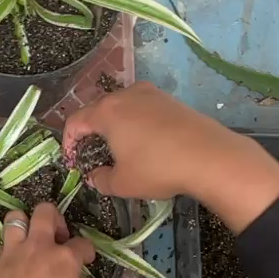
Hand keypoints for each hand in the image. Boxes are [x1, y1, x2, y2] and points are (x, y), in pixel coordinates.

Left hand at [0, 202, 97, 277]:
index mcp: (64, 260)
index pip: (83, 244)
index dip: (88, 252)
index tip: (86, 260)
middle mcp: (39, 247)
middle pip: (46, 211)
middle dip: (56, 218)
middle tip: (58, 237)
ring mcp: (13, 251)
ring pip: (16, 217)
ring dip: (26, 224)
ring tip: (31, 240)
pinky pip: (3, 243)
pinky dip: (10, 248)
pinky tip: (15, 263)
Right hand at [63, 83, 278, 233]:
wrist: (210, 157)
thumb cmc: (158, 168)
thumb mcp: (122, 183)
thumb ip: (101, 179)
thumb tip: (95, 176)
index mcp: (107, 111)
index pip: (75, 122)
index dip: (68, 142)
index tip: (72, 160)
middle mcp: (126, 95)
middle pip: (97, 110)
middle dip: (90, 133)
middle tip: (93, 155)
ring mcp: (151, 94)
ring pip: (121, 108)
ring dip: (114, 126)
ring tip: (119, 149)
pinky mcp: (170, 100)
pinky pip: (142, 109)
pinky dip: (135, 124)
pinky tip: (145, 144)